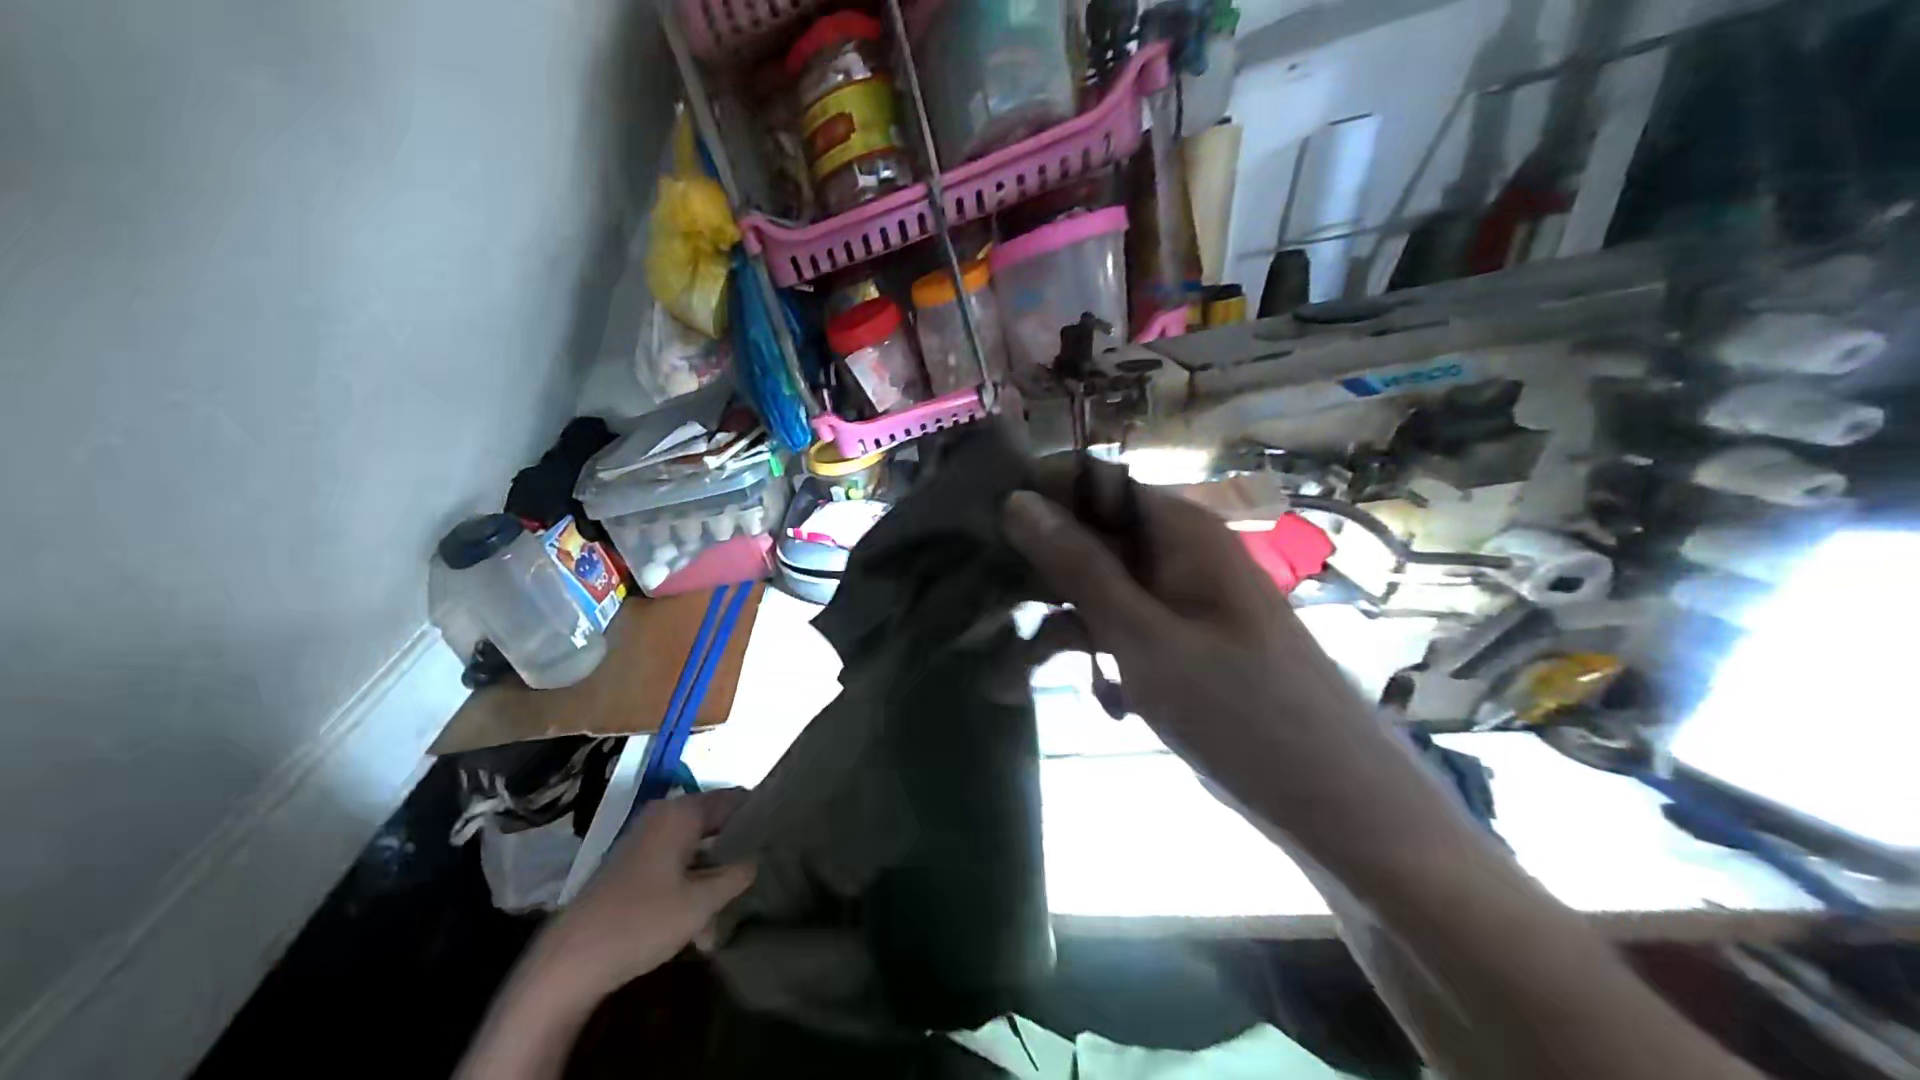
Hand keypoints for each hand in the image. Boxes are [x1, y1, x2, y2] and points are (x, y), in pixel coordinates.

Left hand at [540, 788, 756, 997]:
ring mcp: (644, 841)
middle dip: (737, 849)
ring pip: (696, 848)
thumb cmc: (642, 922)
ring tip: (731, 908)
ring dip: (714, 875)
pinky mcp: (633, 866)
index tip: (781, 834)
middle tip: (762, 872)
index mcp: (681, 812)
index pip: (734, 798)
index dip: (759, 814)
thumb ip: (737, 875)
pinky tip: (701, 923)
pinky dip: (692, 885)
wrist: (570, 962)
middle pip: (715, 823)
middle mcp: (663, 816)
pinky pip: (676, 864)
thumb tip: (756, 859)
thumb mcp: (702, 902)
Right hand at [1002, 459, 1381, 779]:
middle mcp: (1176, 553)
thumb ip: (1078, 568)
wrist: (1329, 798)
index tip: (976, 522)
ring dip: (1059, 626)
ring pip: (1097, 590)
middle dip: (1037, 571)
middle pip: (1089, 537)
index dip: (1036, 493)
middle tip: (979, 601)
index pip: (1093, 481)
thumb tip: (1016, 501)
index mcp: (1178, 530)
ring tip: (1011, 672)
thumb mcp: (1143, 636)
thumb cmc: (1238, 708)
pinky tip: (1091, 699)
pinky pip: (1120, 631)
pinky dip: (1096, 657)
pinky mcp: (1176, 644)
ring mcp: (1177, 601)